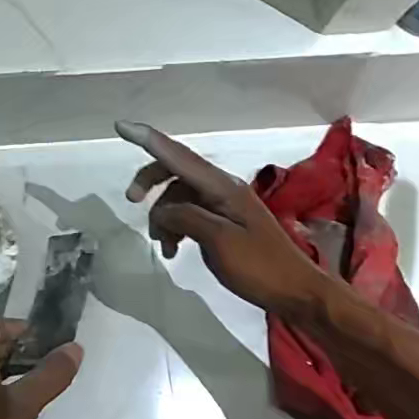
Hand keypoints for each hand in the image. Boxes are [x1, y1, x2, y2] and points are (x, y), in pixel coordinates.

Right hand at [117, 120, 334, 317]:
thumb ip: (186, 218)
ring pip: (180, 197)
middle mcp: (223, 189)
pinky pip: (190, 215)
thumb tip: (162, 211)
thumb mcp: (219, 241)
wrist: (297, 292)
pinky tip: (174, 249)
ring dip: (163, 216)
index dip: (149, 139)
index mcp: (223, 187)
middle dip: (151, 183)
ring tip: (163, 244)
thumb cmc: (260, 267)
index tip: (121, 126)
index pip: (179, 156)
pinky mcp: (225, 224)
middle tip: (131, 201)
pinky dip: (176, 227)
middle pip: (176, 172)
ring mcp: (225, 206)